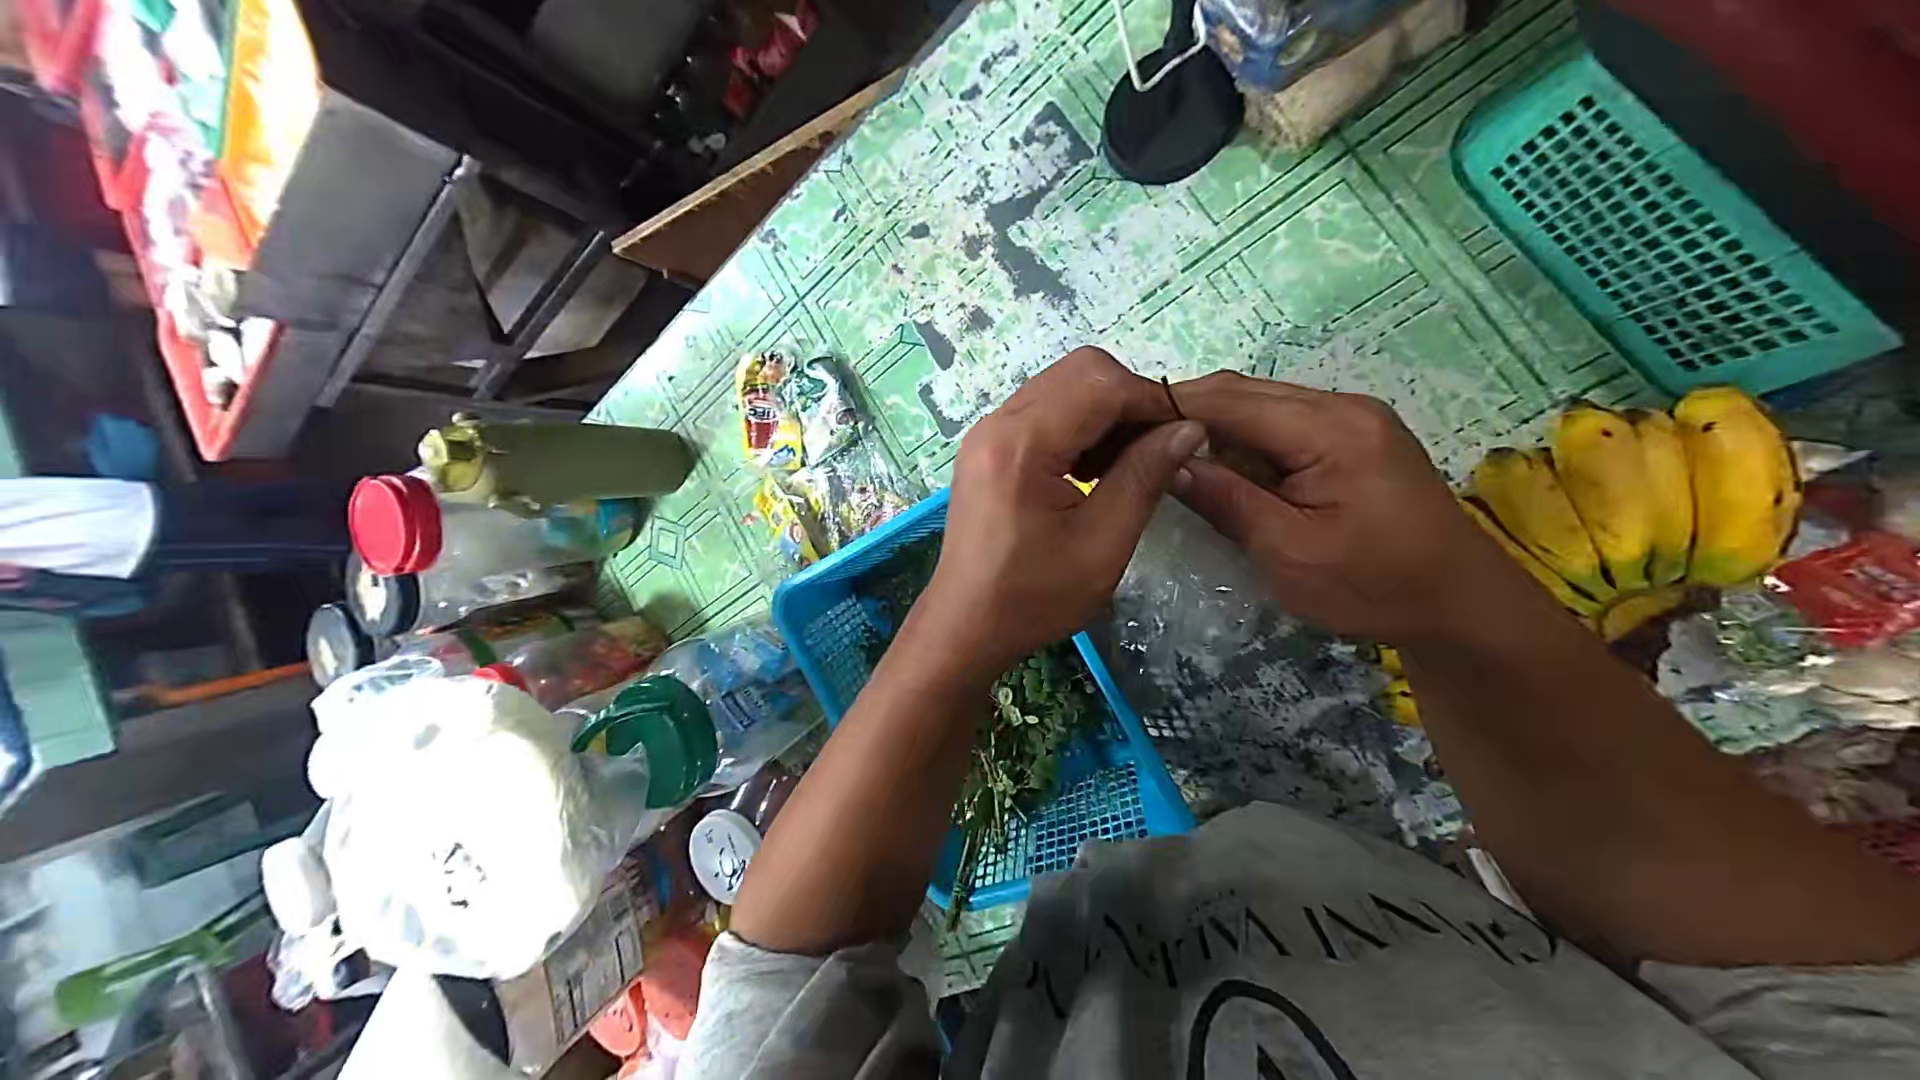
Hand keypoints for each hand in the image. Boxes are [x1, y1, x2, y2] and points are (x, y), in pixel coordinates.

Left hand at [913, 348, 1205, 678]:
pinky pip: (1043, 411)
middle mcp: (998, 423)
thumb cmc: (1033, 597)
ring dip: (1104, 413)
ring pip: (1063, 386)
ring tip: (1126, 465)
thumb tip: (1188, 428)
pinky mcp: (988, 447)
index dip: (1152, 402)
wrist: (966, 625)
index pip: (1101, 383)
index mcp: (1021, 444)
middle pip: (1080, 372)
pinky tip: (1093, 470)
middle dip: (1129, 401)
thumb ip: (1144, 477)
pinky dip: (1078, 426)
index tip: (1186, 436)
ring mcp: (988, 432)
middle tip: (1154, 451)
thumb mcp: (1102, 544)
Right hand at [1169, 372, 1542, 643]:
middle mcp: (1341, 407)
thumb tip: (1168, 462)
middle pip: (1243, 391)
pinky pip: (1279, 423)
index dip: (1170, 408)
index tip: (1119, 427)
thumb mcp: (1288, 552)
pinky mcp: (1350, 437)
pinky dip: (1239, 438)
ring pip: (1259, 404)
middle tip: (1132, 442)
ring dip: (1210, 425)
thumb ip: (1226, 500)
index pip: (1230, 400)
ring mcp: (1349, 419)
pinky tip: (1215, 463)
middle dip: (1184, 411)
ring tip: (1164, 453)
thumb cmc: (1373, 587)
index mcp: (1330, 429)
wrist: (1459, 605)